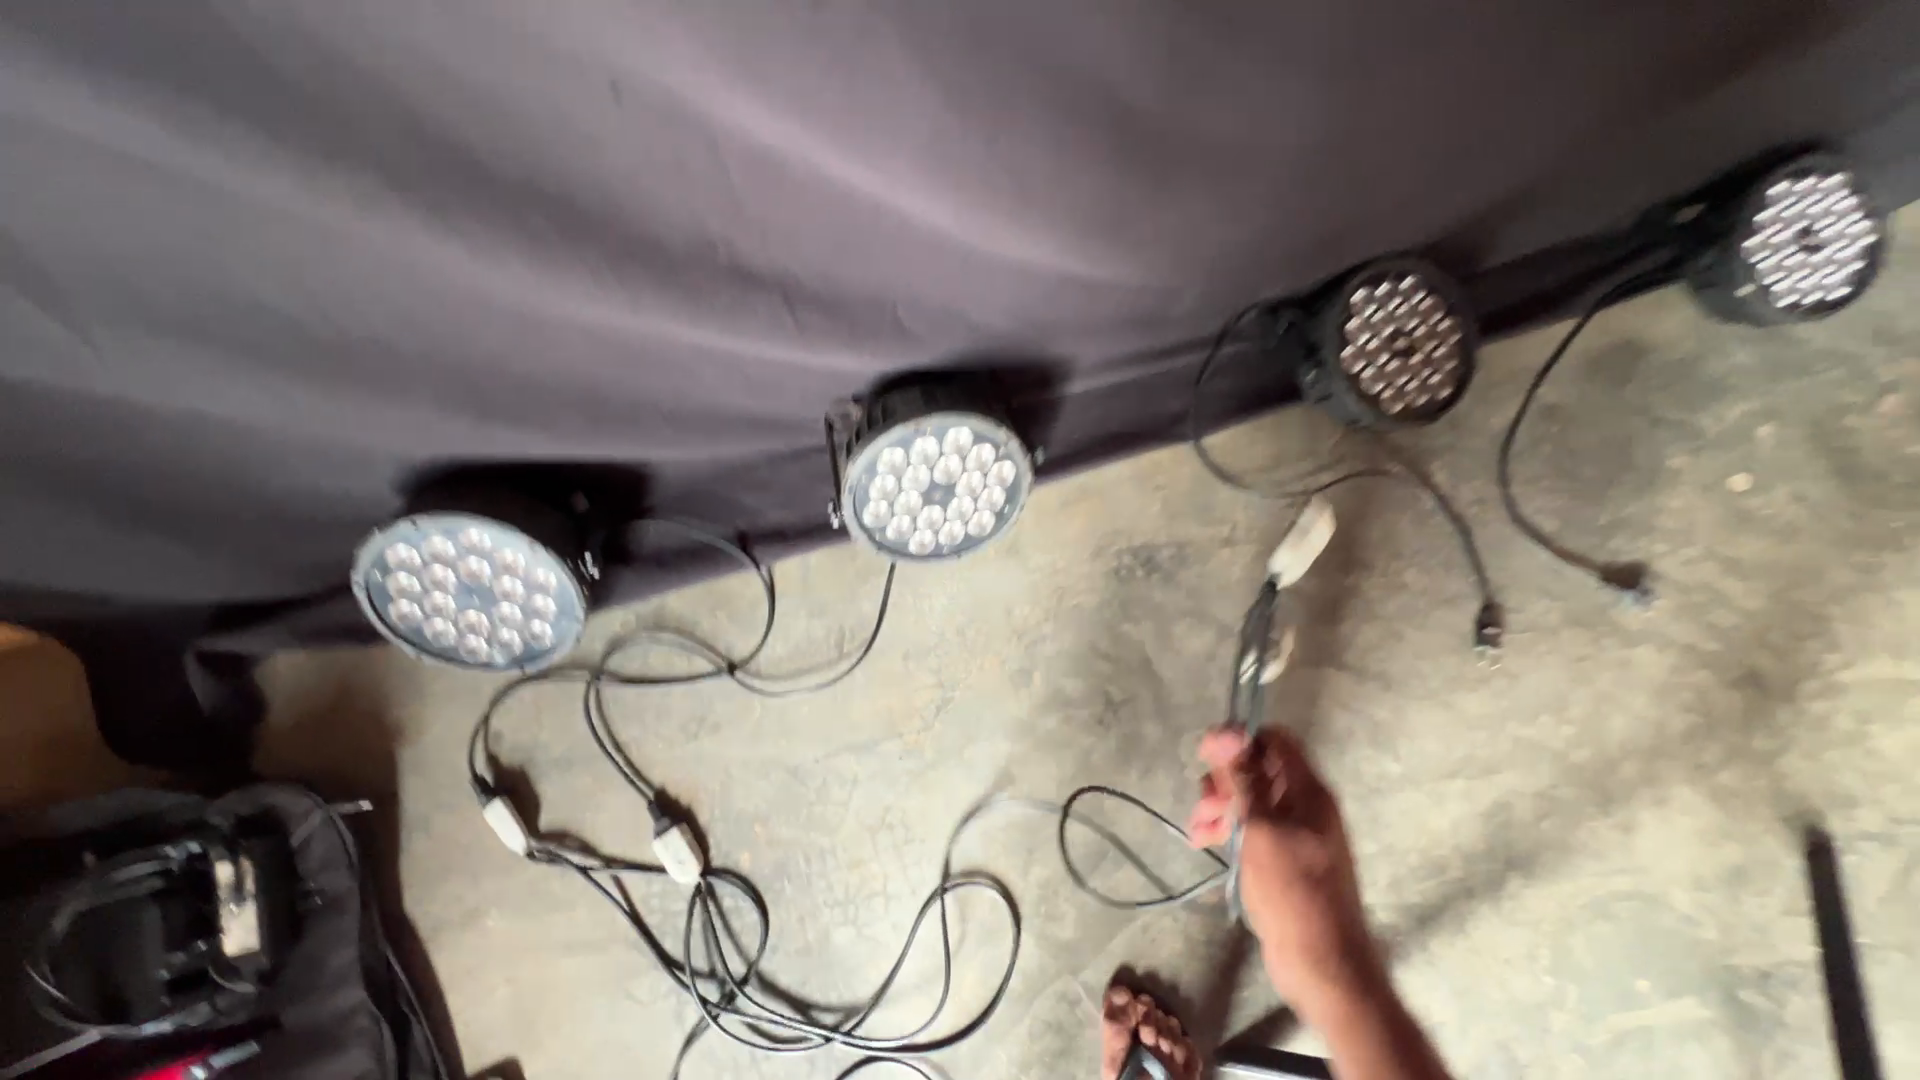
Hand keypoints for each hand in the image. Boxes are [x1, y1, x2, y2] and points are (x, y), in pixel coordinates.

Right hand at [1187, 726, 1384, 1019]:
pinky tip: (1206, 845)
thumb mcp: (1260, 830)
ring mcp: (1296, 832)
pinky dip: (1229, 830)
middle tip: (1202, 806)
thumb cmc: (1291, 891)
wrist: (1322, 963)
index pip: (1274, 740)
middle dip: (1223, 781)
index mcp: (1308, 791)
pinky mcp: (1285, 857)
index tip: (1206, 756)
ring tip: (1197, 833)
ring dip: (1220, 808)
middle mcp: (1305, 805)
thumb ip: (1243, 779)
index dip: (1239, 740)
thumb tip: (1228, 731)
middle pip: (1257, 769)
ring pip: (1250, 799)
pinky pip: (1253, 828)